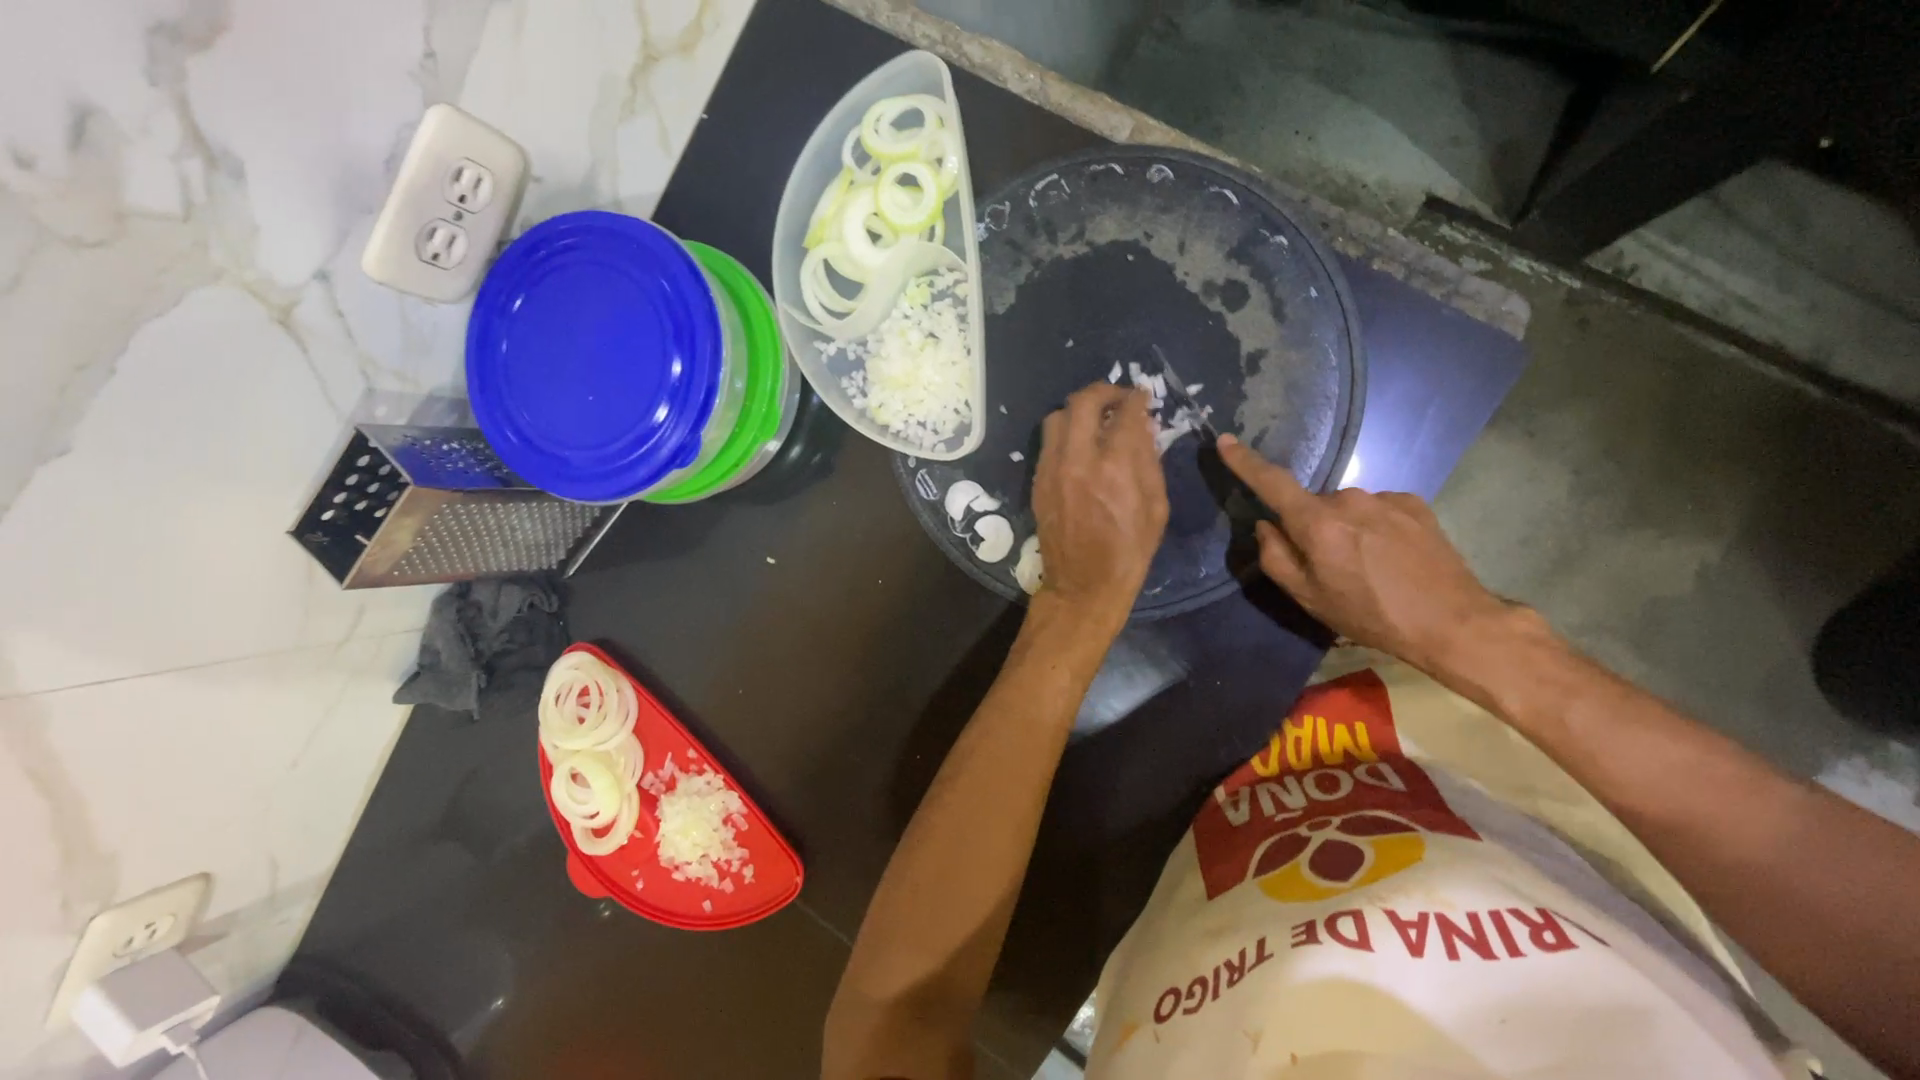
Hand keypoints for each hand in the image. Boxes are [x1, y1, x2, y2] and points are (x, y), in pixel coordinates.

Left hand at [1031, 384, 1169, 629]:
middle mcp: (1078, 460)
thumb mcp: (1156, 506)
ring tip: (1096, 419)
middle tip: (1118, 398)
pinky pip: (1048, 443)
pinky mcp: (1038, 481)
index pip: (1125, 413)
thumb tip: (1144, 427)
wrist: (1083, 584)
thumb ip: (1150, 461)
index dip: (1137, 399)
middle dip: (1104, 391)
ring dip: (1079, 410)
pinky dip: (1065, 433)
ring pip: (1058, 417)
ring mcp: (1052, 469)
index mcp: (1115, 467)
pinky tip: (1080, 445)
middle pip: (1083, 402)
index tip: (1142, 397)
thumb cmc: (1129, 550)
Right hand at [1217, 434, 1509, 672]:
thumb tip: (1267, 526)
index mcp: (1317, 524)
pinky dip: (1375, 529)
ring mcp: (1384, 499)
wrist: (1451, 621)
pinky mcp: (1413, 503)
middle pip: (1313, 506)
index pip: (1272, 483)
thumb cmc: (1370, 616)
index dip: (1245, 462)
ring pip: (1347, 509)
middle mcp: (1348, 500)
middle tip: (1330, 569)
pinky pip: (1378, 510)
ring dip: (1347, 530)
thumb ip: (1276, 558)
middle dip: (1312, 528)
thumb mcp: (1309, 598)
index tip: (1225, 440)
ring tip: (1369, 568)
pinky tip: (1393, 558)